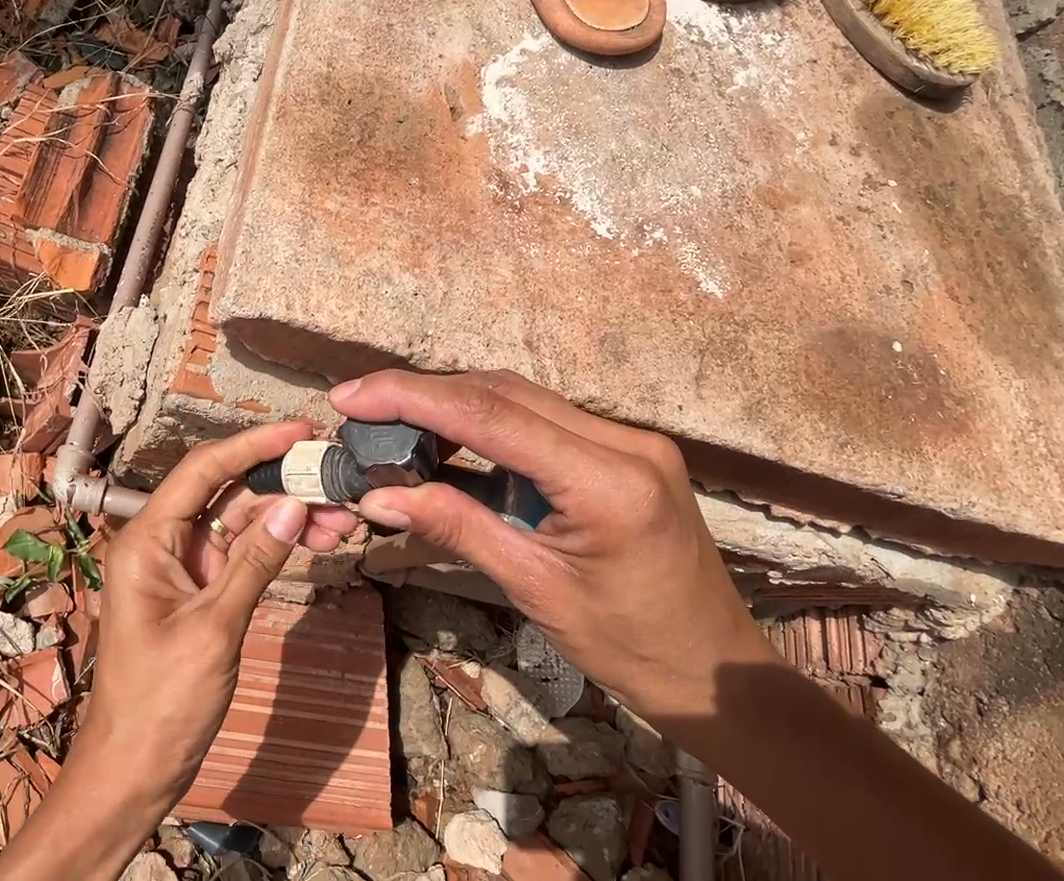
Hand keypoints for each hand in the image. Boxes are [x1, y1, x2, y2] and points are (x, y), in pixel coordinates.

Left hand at [73, 422, 359, 814]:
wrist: (134, 769)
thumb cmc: (162, 702)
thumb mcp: (215, 628)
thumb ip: (255, 562)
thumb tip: (295, 504)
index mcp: (147, 539)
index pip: (203, 469)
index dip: (253, 444)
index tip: (302, 430)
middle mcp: (161, 542)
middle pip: (225, 492)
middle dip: (281, 482)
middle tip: (336, 479)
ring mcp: (182, 567)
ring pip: (239, 522)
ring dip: (286, 517)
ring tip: (341, 520)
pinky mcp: (199, 592)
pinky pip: (240, 554)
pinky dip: (275, 548)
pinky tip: (315, 542)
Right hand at [330, 370, 774, 721]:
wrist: (714, 671)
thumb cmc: (629, 646)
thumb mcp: (534, 588)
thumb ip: (457, 526)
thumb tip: (377, 495)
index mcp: (606, 480)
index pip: (489, 414)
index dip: (410, 397)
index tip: (349, 396)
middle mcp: (622, 441)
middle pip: (502, 392)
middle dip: (421, 393)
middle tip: (357, 406)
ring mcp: (627, 440)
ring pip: (519, 398)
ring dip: (450, 403)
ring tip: (388, 420)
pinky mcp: (621, 450)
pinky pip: (539, 421)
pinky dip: (484, 423)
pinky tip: (443, 438)